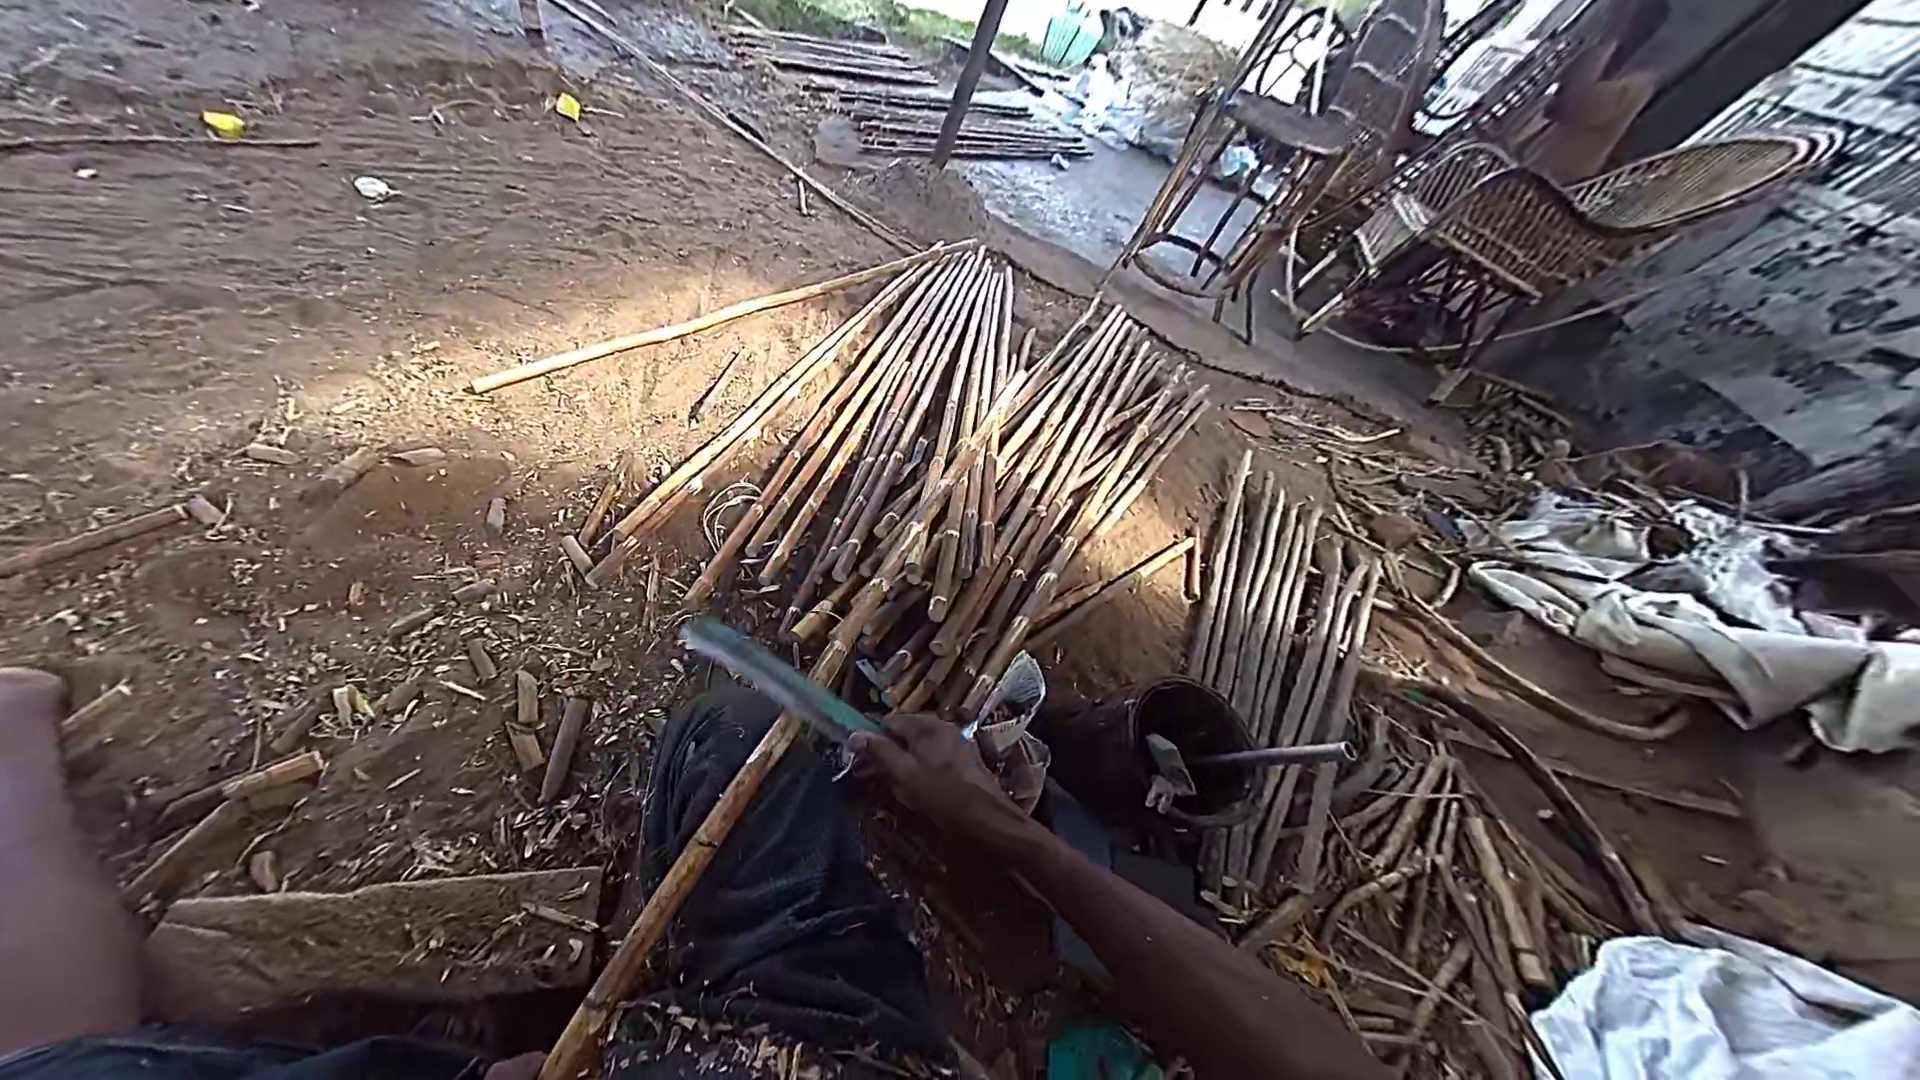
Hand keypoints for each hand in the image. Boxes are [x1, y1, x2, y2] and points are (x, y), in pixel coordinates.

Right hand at [849, 712, 1030, 838]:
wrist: (986, 816)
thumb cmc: (941, 794)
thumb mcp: (905, 774)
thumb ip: (881, 752)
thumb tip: (855, 734)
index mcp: (927, 724)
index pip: (890, 721)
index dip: (874, 739)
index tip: (865, 761)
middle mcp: (942, 725)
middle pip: (906, 732)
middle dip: (891, 751)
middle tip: (883, 777)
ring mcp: (956, 739)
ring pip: (920, 745)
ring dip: (907, 761)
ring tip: (901, 786)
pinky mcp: (964, 756)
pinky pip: (935, 755)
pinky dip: (924, 766)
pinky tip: (923, 788)